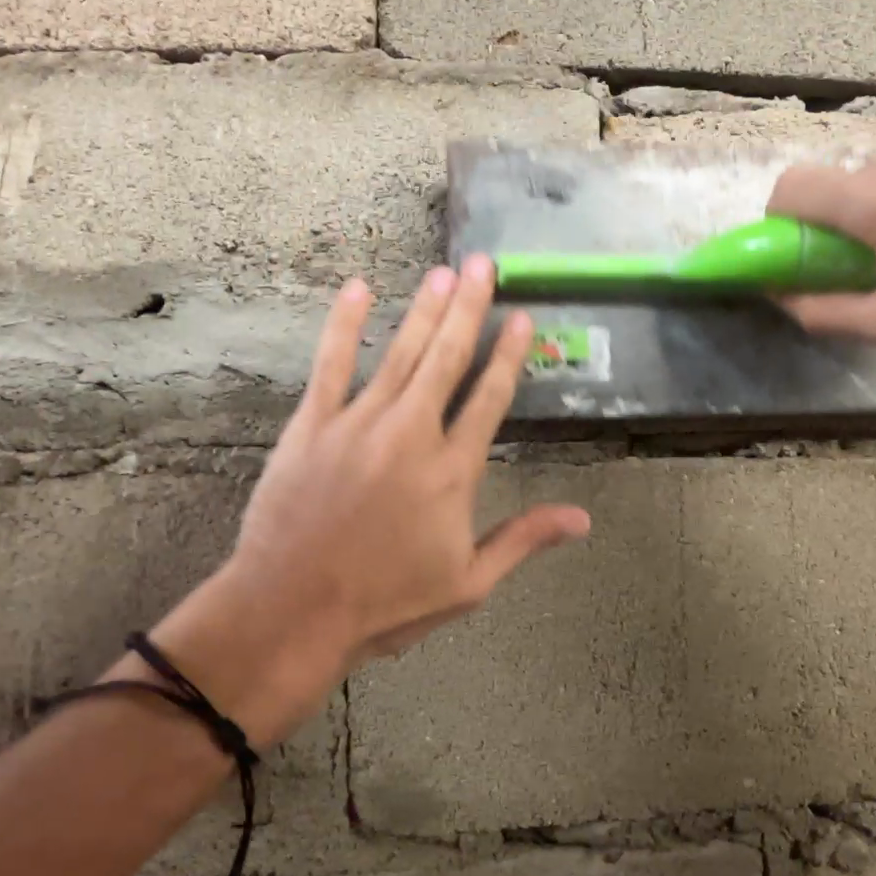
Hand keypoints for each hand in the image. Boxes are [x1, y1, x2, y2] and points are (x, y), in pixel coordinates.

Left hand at [142, 257, 590, 742]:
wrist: (293, 610)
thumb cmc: (387, 603)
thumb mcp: (469, 583)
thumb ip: (524, 540)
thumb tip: (582, 518)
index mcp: (453, 470)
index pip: (490, 398)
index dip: (509, 355)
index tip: (522, 317)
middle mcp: (411, 433)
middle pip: (447, 358)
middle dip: (468, 308)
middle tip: (483, 264)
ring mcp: (358, 423)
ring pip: (400, 353)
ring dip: (423, 310)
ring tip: (442, 272)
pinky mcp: (311, 425)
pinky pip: (331, 364)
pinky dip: (344, 325)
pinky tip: (357, 290)